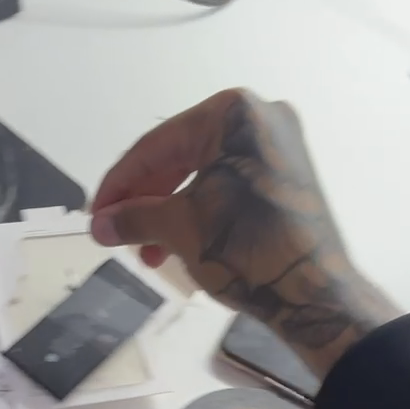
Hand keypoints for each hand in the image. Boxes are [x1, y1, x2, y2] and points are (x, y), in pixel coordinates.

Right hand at [90, 89, 399, 372]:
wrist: (313, 294)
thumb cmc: (248, 251)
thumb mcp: (180, 230)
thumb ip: (134, 219)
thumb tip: (99, 224)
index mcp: (233, 113)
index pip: (156, 145)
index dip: (119, 184)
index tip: (96, 213)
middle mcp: (260, 118)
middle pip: (179, 158)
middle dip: (144, 202)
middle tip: (117, 233)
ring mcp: (278, 148)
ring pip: (202, 176)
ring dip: (168, 214)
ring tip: (149, 254)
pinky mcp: (286, 179)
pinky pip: (228, 188)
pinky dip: (199, 213)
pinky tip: (181, 245)